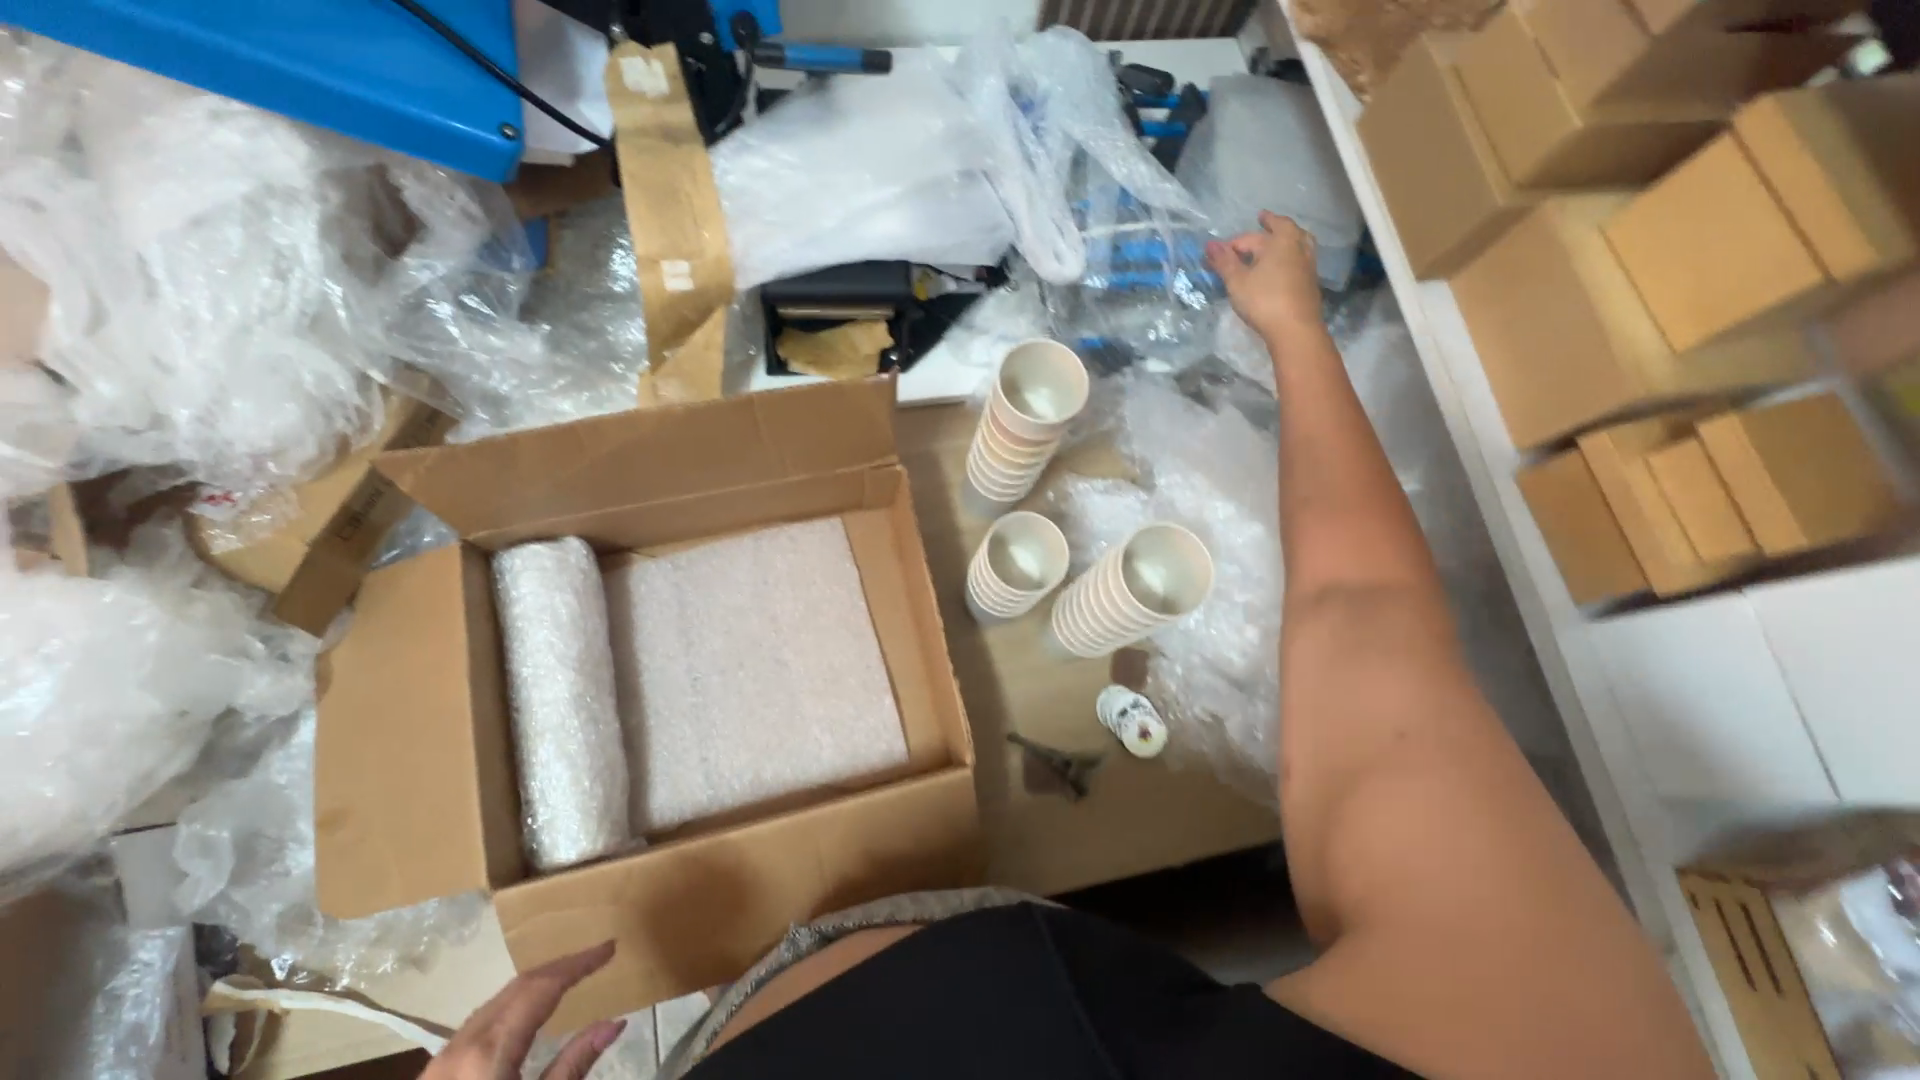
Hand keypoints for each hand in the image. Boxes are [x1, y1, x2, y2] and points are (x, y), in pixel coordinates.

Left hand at [420, 942, 625, 1079]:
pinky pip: (477, 1025)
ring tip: (568, 981)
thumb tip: (614, 1022)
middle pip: (516, 987)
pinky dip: (510, 1009)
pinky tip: (526, 1018)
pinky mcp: (432, 1077)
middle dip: (558, 968)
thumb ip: (574, 1065)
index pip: (541, 986)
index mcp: (490, 1050)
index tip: (610, 948)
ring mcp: (440, 1061)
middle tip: (596, 958)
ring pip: (494, 1004)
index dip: (578, 963)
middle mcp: (461, 1045)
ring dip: (533, 987)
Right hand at [1207, 211, 1321, 339]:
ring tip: (1279, 238)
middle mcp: (1297, 247)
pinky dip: (1291, 255)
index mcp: (1279, 241)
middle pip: (1285, 230)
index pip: (1250, 238)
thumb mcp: (1237, 281)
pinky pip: (1301, 259)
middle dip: (1271, 225)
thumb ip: (1224, 262)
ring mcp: (1307, 264)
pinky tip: (1285, 264)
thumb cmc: (1263, 300)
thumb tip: (1210, 244)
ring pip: (1299, 242)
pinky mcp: (1311, 282)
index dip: (1232, 245)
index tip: (1218, 253)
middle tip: (1264, 219)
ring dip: (1287, 237)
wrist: (1295, 329)